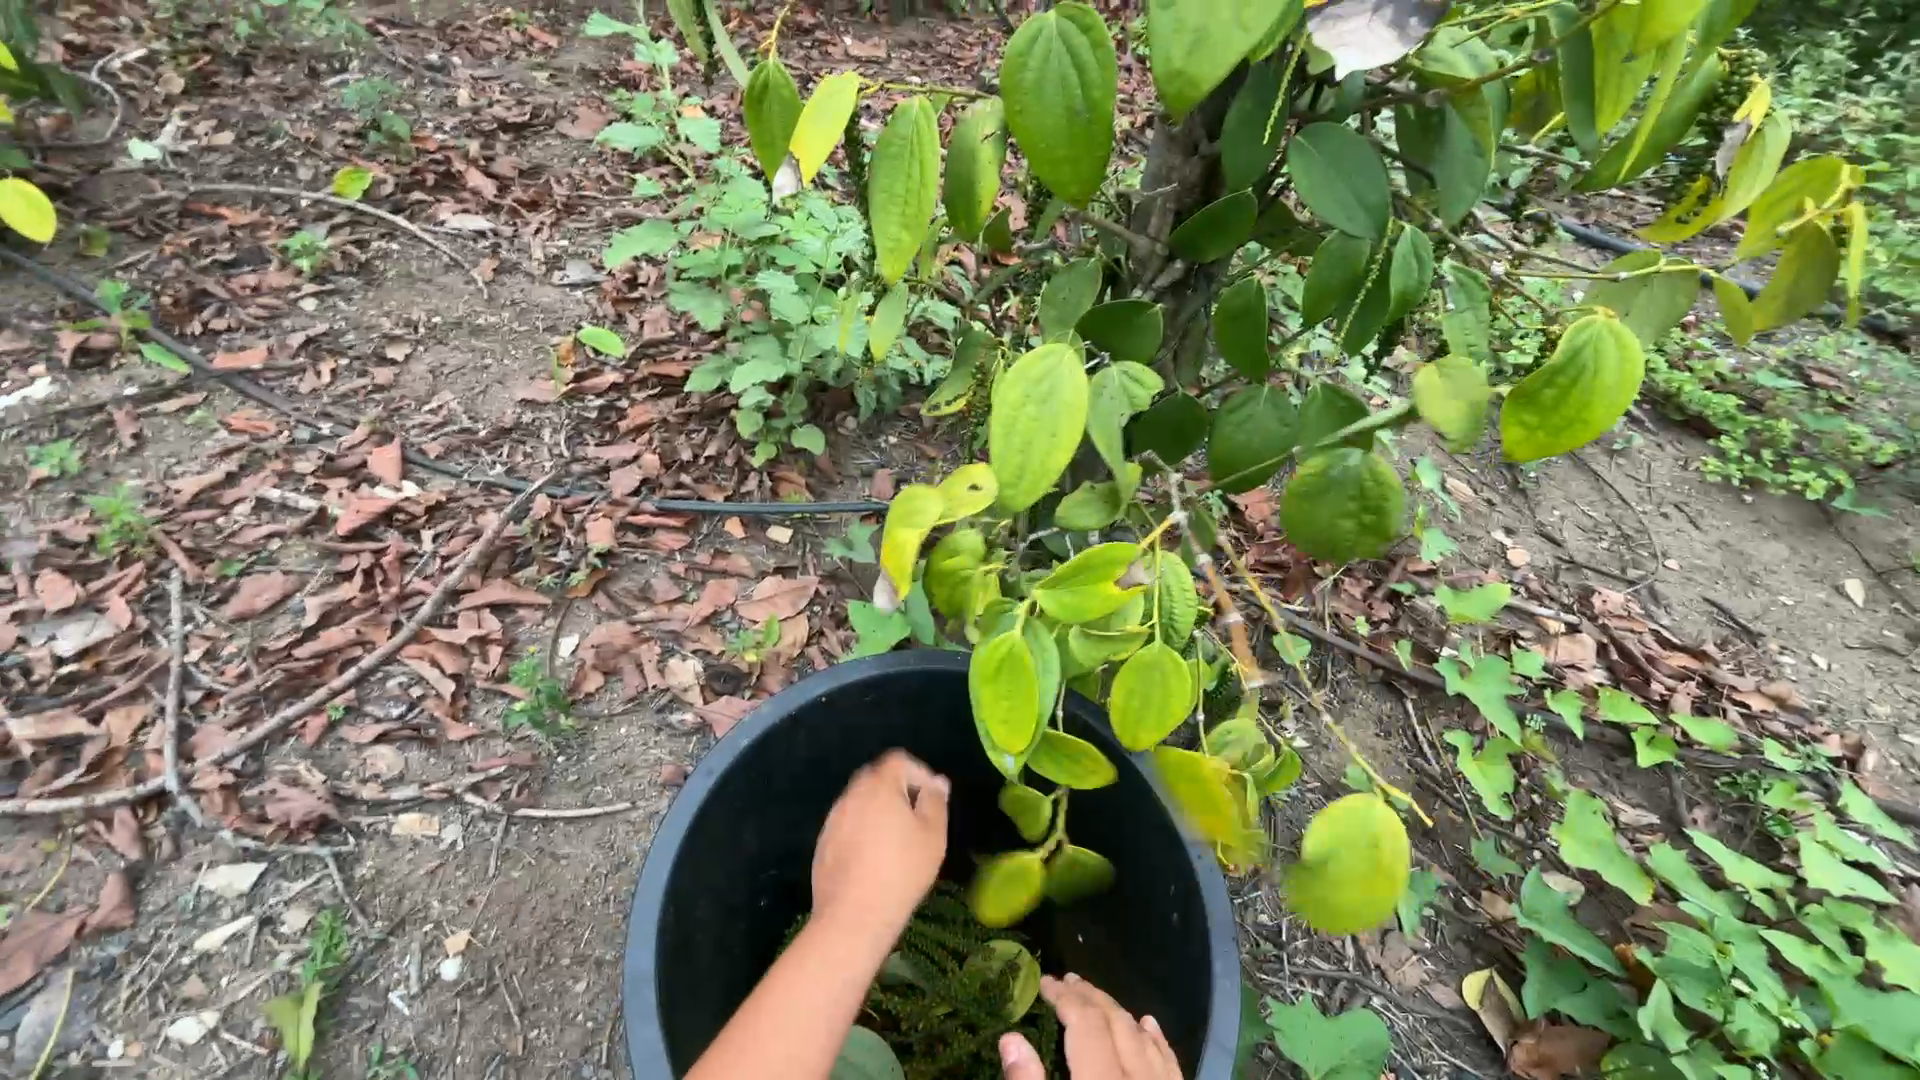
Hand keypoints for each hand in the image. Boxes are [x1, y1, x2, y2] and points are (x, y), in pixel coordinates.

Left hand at [811, 749, 949, 939]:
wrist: (853, 916)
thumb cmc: (901, 871)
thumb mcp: (933, 836)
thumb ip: (935, 802)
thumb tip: (937, 782)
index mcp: (879, 785)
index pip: (899, 760)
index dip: (919, 772)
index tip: (931, 799)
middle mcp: (851, 794)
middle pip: (877, 777)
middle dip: (899, 790)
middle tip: (916, 818)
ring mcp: (833, 818)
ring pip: (860, 801)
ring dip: (879, 810)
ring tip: (896, 841)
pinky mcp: (823, 842)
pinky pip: (848, 824)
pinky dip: (862, 830)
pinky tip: (873, 858)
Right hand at [998, 974, 1182, 1079]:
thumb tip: (1010, 1039)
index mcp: (1101, 1079)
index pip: (1084, 1021)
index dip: (1063, 997)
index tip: (1043, 983)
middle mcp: (1136, 1077)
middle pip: (1115, 1022)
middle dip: (1088, 996)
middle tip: (1064, 982)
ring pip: (1143, 1038)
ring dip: (1118, 1011)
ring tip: (1096, 997)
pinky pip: (1170, 1064)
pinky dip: (1157, 1040)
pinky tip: (1148, 1025)